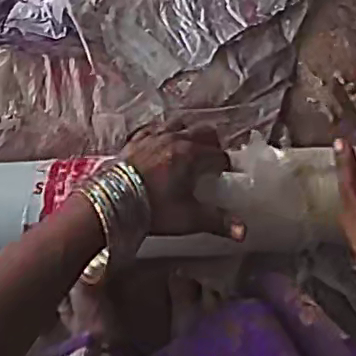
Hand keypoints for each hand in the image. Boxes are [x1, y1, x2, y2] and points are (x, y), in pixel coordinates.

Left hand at [122, 121, 243, 240]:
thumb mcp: (188, 218)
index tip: (224, 175)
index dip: (224, 165)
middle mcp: (175, 138)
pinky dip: (162, 132)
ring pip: (179, 123)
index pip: (218, 155)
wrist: (110, 202)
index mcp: (192, 154)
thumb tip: (244, 232)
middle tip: (211, 159)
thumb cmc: (153, 210)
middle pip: (203, 131)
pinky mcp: (136, 139)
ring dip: (188, 132)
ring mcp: (154, 136)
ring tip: (188, 146)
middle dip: (212, 143)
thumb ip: (217, 221)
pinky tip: (160, 141)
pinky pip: (154, 127)